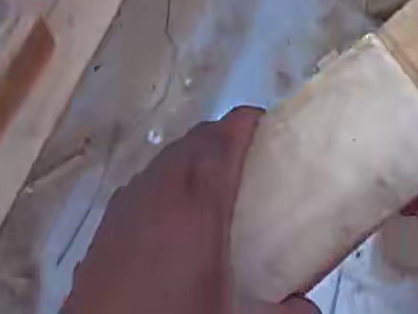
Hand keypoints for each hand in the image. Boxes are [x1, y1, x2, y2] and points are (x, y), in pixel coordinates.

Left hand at [62, 106, 318, 313]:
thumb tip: (309, 308)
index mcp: (198, 201)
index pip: (225, 138)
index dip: (248, 121)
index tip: (269, 123)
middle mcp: (162, 188)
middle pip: (198, 140)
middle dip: (225, 137)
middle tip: (250, 156)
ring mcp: (130, 201)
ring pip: (169, 158)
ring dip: (194, 158)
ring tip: (215, 184)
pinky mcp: (108, 222)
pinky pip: (145, 182)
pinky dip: (167, 182)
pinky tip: (172, 217)